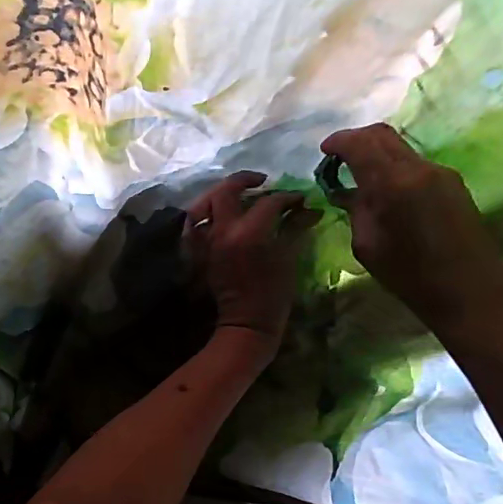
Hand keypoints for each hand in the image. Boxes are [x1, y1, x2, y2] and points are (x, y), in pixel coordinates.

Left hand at [182, 171, 320, 344]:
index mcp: (249, 233)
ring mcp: (206, 240)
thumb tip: (309, 209)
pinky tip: (218, 213)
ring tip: (237, 194)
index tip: (299, 199)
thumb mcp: (288, 258)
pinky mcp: (197, 250)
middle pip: (226, 190)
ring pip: (205, 203)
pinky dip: (204, 213)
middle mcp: (223, 231)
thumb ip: (294, 228)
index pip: (268, 202)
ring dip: (220, 193)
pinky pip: (193, 223)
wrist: (246, 323)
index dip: (287, 197)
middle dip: (245, 180)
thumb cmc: (274, 295)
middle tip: (261, 181)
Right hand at [319, 123, 502, 328]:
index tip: (325, 151)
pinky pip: (415, 163)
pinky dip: (394, 167)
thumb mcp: (367, 245)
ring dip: (376, 153)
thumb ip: (356, 210)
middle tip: (339, 159)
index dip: (338, 142)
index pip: (360, 144)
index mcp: (392, 184)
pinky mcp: (452, 182)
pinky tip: (387, 192)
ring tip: (360, 177)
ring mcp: (439, 172)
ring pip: (400, 147)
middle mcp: (418, 169)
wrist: (469, 290)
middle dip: (356, 140)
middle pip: (382, 135)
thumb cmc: (410, 275)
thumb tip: (345, 193)